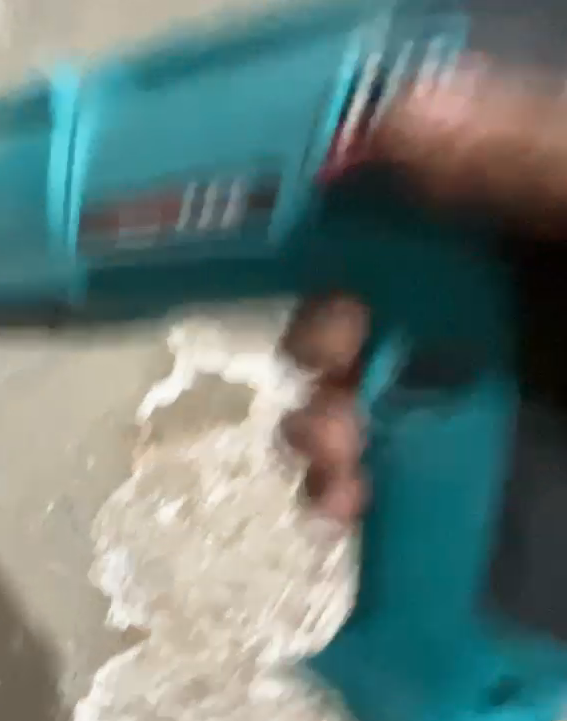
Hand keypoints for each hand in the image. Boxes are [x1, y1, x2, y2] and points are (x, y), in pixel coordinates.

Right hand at [285, 65, 566, 522]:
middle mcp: (490, 281)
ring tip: (337, 470)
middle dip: (318, 348)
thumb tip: (392, 115)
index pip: (390, 201)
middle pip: (349, 301)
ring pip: (342, 384)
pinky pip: (370, 447)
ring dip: (316, 427)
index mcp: (523, 211)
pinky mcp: (469, 433)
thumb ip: (530, 164)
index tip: (294, 263)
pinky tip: (344, 501)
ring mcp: (477, 364)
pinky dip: (339, 477)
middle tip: (335, 374)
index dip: (324, 229)